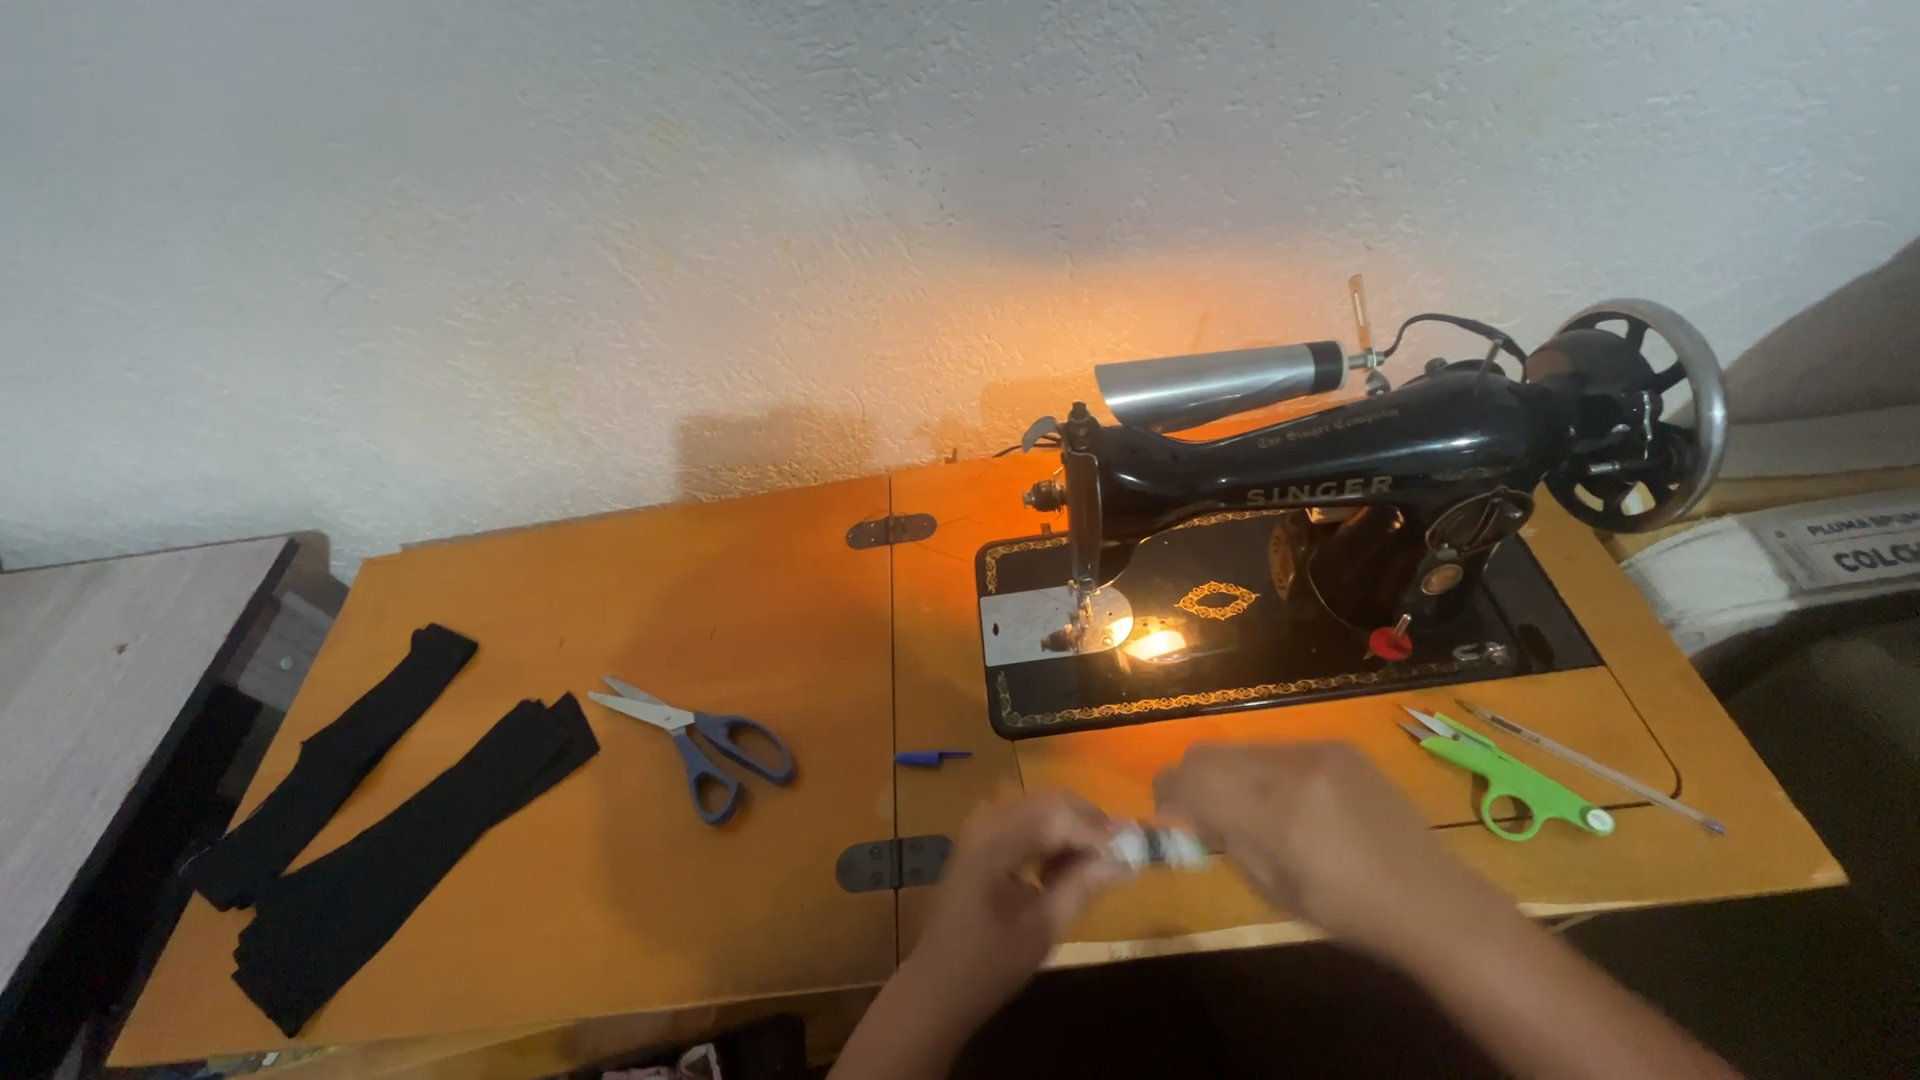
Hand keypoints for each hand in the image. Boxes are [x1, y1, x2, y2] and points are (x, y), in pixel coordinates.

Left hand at [902, 793, 1131, 1022]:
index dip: (1099, 833)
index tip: (1132, 855)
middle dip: (1090, 824)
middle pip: (1051, 802)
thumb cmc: (987, 965)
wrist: (936, 986)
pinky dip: (1053, 837)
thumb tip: (1125, 859)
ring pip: (1042, 808)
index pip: (1059, 816)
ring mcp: (981, 826)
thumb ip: (1083, 886)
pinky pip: (1027, 821)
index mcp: (995, 839)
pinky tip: (1064, 870)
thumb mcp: (1042, 929)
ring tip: (1097, 867)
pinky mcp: (982, 839)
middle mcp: (987, 820)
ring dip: (1073, 829)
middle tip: (1121, 855)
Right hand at [1153, 741, 1509, 963]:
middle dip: (1192, 778)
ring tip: (1254, 808)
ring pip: (1241, 748)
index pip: (1189, 779)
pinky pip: (1278, 748)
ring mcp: (1316, 751)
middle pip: (1207, 753)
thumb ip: (1227, 840)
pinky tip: (1294, 801)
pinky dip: (1267, 770)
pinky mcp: (1338, 746)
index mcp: (1273, 814)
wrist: (1432, 900)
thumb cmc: (1347, 912)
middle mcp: (1289, 769)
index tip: (1168, 813)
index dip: (1166, 792)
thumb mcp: (1271, 889)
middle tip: (1201, 810)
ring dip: (1231, 773)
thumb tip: (1193, 813)